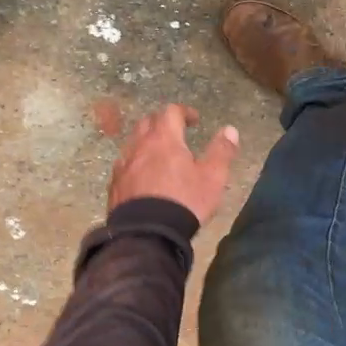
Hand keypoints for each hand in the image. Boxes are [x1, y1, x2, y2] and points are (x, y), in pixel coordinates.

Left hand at [108, 104, 239, 224]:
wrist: (147, 233)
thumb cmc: (184, 201)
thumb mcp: (212, 177)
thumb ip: (221, 151)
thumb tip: (230, 129)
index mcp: (165, 139)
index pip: (171, 112)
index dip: (184, 112)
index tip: (195, 121)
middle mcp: (140, 146)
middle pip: (148, 122)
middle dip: (163, 123)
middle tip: (177, 133)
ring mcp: (124, 165)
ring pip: (134, 143)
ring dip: (147, 142)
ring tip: (160, 155)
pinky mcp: (115, 185)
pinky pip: (125, 164)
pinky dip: (137, 162)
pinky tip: (144, 177)